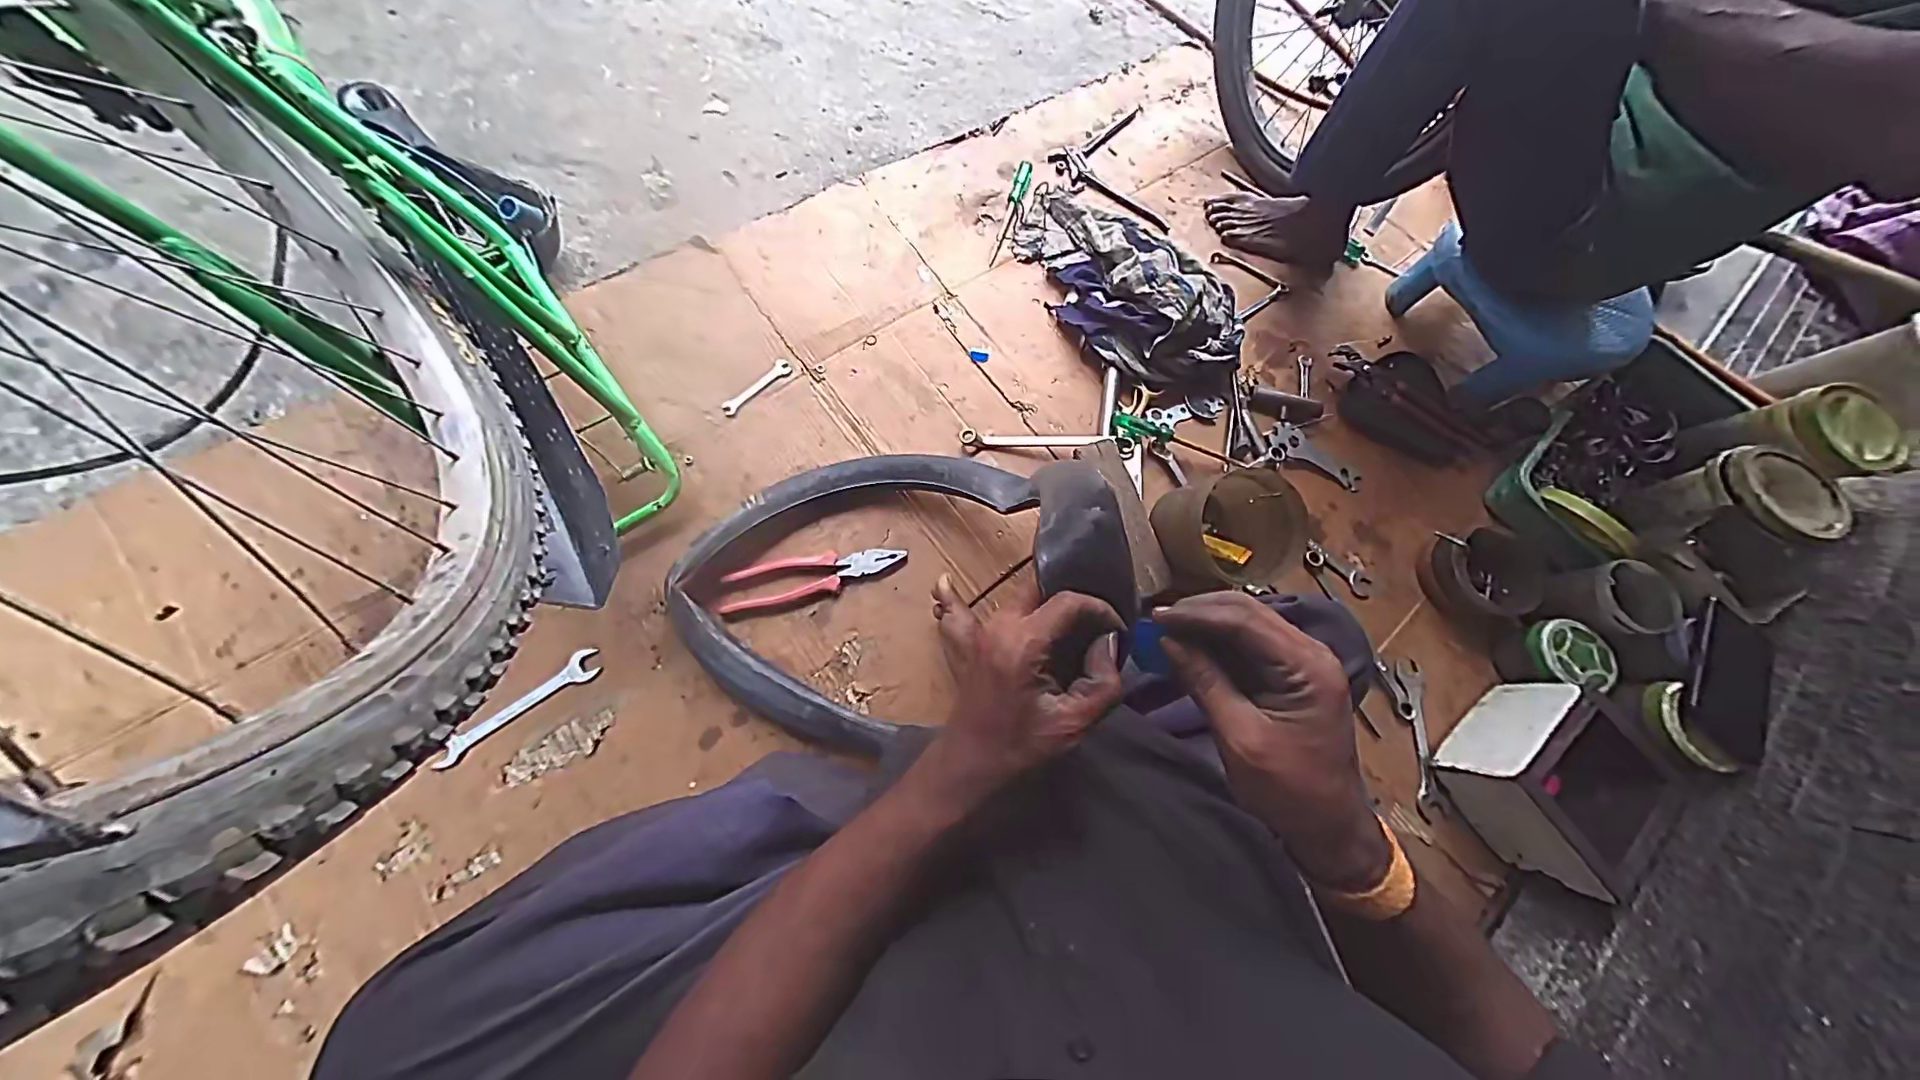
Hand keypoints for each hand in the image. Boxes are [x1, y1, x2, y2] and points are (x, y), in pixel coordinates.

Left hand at [918, 574, 1124, 805]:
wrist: (971, 758)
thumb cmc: (1022, 743)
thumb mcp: (1074, 721)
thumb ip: (1103, 682)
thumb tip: (1107, 642)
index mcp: (1022, 643)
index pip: (1067, 601)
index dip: (1098, 607)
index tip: (1115, 626)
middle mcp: (997, 626)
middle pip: (1037, 586)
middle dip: (1070, 596)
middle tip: (1093, 620)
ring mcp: (978, 629)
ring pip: (1015, 595)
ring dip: (1043, 599)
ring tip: (1070, 620)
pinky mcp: (968, 638)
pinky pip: (963, 607)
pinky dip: (961, 597)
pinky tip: (947, 585)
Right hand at [1155, 593, 1388, 891]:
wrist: (1328, 827)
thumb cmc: (1288, 790)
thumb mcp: (1239, 736)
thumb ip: (1204, 681)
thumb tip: (1168, 640)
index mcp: (1308, 667)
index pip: (1244, 620)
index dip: (1195, 614)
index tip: (1155, 617)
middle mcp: (1310, 652)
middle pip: (1247, 611)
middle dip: (1198, 611)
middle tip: (1155, 620)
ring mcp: (1302, 660)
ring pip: (1246, 621)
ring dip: (1204, 622)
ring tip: (1164, 629)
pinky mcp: (1289, 672)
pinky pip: (1247, 642)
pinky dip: (1214, 640)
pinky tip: (1187, 644)